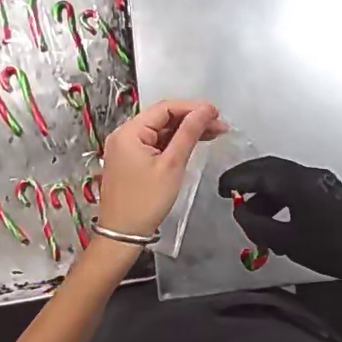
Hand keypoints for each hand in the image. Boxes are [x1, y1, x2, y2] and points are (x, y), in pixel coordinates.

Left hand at [97, 98, 226, 236]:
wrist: (122, 234)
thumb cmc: (146, 201)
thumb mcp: (172, 165)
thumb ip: (189, 134)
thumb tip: (205, 111)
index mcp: (129, 132)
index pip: (164, 108)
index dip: (192, 108)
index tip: (217, 113)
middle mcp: (123, 135)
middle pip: (161, 118)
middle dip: (191, 119)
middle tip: (219, 125)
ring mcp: (124, 148)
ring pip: (159, 131)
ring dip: (184, 131)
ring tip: (212, 133)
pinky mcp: (128, 161)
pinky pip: (153, 144)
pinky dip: (172, 143)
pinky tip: (191, 144)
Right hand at [216, 156, 341, 320]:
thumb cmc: (328, 250)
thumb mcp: (285, 240)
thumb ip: (256, 224)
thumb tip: (238, 211)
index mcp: (298, 183)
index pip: (259, 173)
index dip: (235, 179)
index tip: (219, 190)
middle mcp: (310, 174)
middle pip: (271, 168)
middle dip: (248, 179)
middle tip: (231, 193)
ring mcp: (323, 180)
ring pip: (284, 177)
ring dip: (264, 191)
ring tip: (252, 215)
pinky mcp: (330, 191)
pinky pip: (297, 185)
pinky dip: (280, 196)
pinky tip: (275, 216)